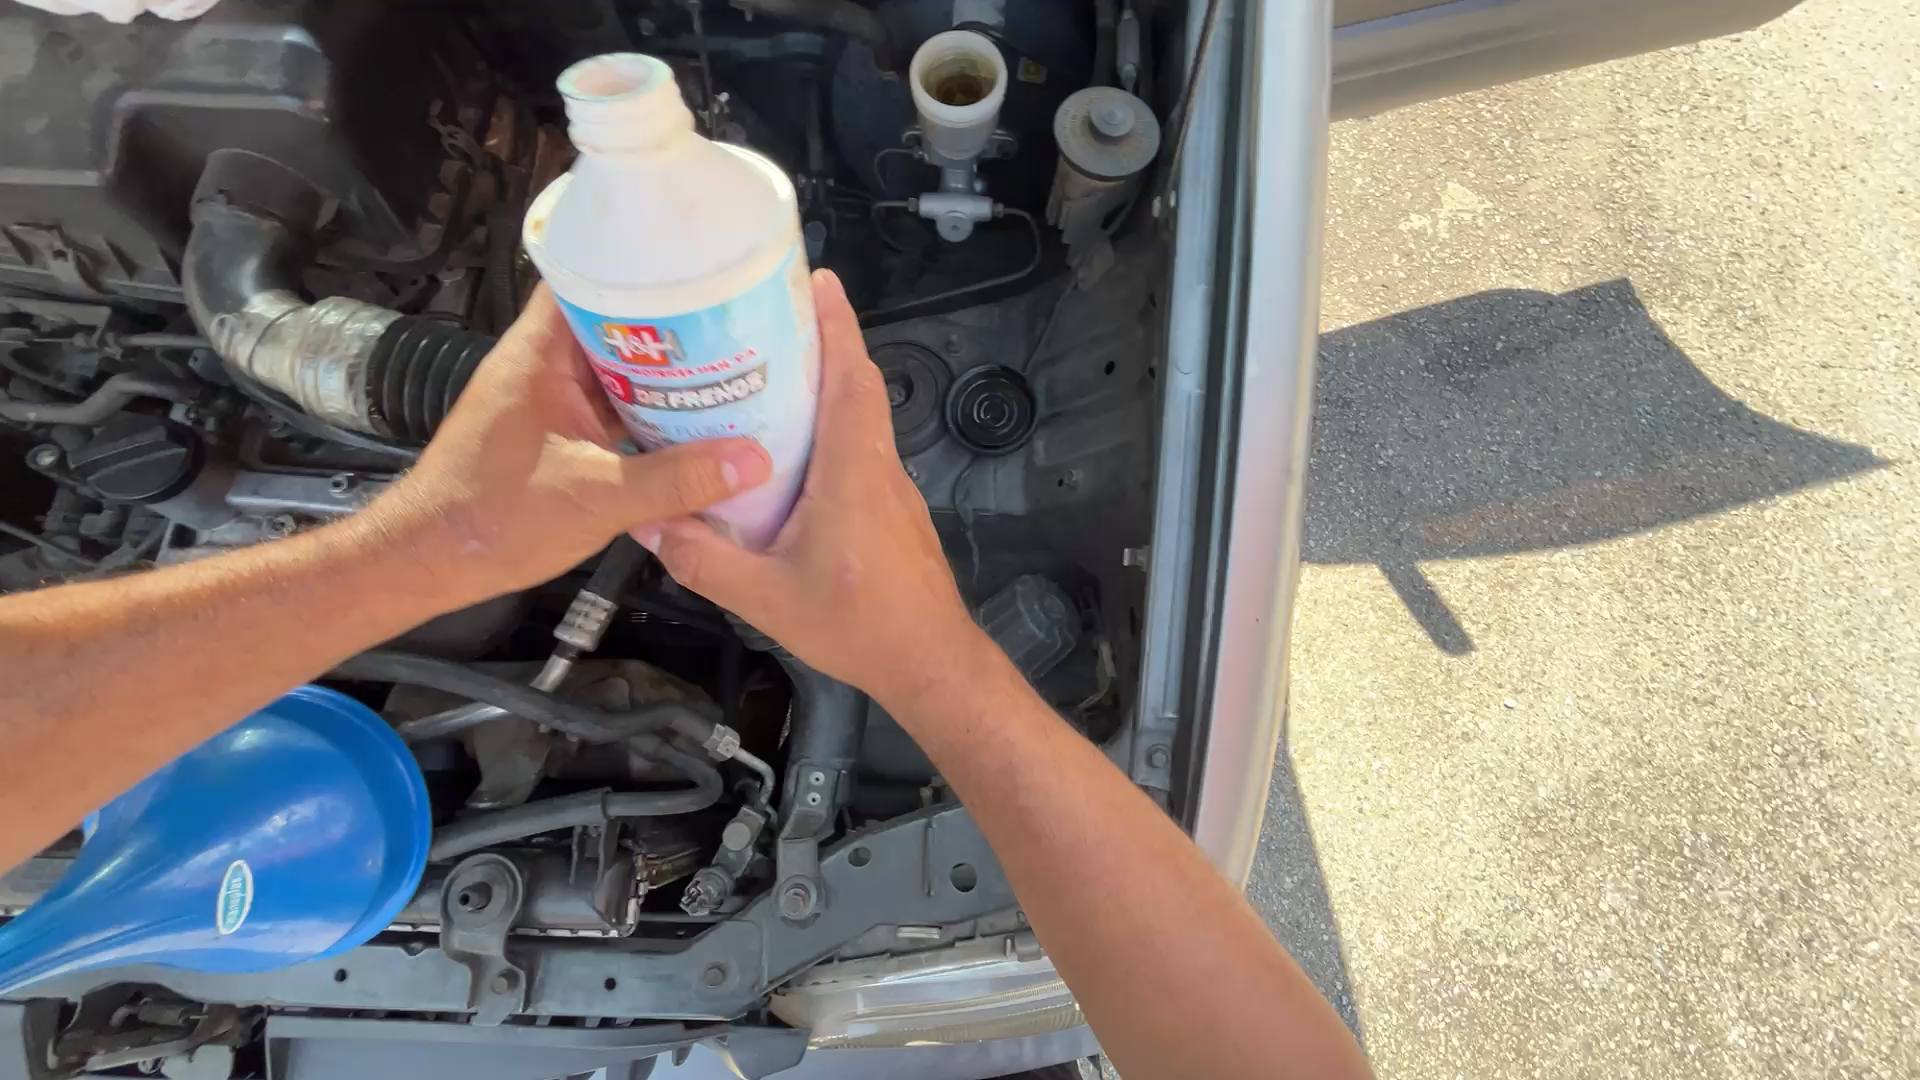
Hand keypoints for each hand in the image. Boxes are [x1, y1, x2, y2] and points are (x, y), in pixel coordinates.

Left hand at [363, 286, 771, 603]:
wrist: (435, 564)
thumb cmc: (498, 519)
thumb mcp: (597, 498)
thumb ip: (678, 480)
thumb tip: (756, 461)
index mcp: (540, 356)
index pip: (587, 278)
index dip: (642, 268)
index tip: (700, 274)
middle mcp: (547, 366)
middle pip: (617, 324)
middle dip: (676, 327)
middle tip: (738, 330)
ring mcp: (555, 401)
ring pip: (622, 370)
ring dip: (671, 375)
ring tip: (733, 373)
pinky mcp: (563, 433)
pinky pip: (619, 408)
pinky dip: (656, 412)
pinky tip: (699, 426)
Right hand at [642, 270, 989, 707]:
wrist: (929, 661)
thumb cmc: (857, 626)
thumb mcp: (766, 598)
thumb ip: (704, 559)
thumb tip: (646, 521)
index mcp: (854, 474)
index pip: (852, 381)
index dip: (838, 326)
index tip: (817, 279)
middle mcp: (880, 468)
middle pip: (860, 387)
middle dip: (827, 341)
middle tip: (773, 313)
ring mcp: (895, 487)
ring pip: (866, 416)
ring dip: (832, 381)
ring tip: (774, 366)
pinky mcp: (896, 508)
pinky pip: (866, 447)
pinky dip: (838, 423)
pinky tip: (797, 443)